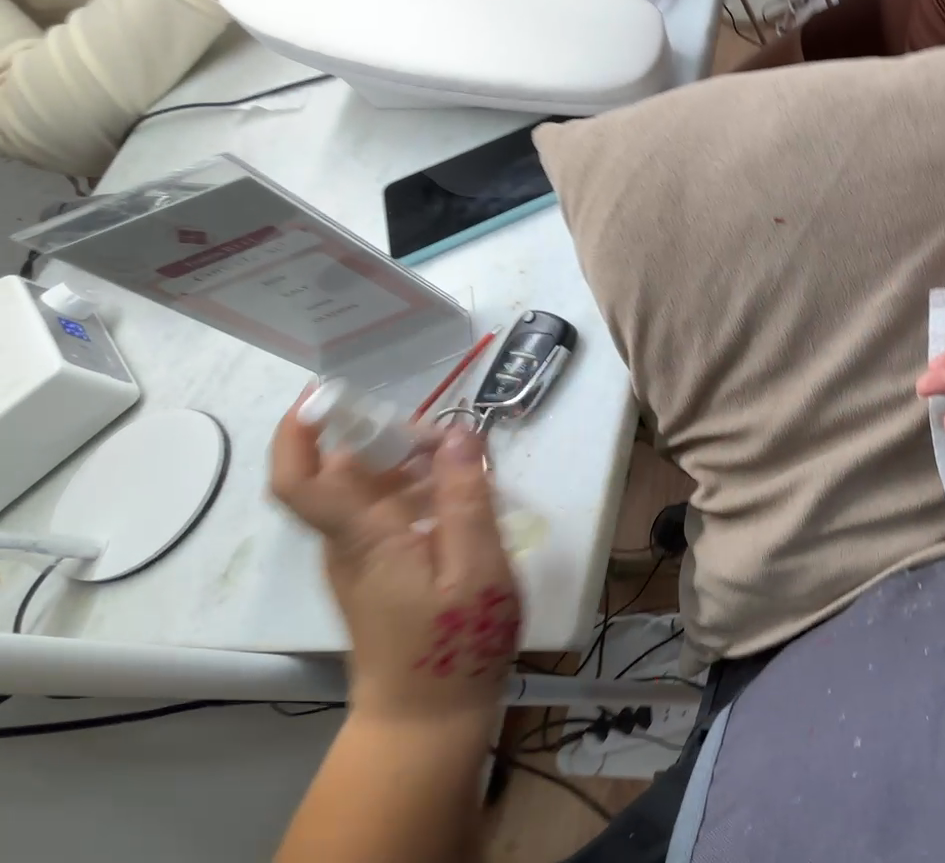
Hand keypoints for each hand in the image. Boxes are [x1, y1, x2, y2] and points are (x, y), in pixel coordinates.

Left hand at [270, 398, 518, 723]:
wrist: (428, 715)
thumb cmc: (456, 642)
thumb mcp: (479, 567)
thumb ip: (467, 499)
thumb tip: (459, 434)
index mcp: (366, 539)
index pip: (303, 480)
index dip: (300, 432)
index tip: (326, 394)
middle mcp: (349, 547)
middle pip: (341, 478)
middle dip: (385, 440)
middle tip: (447, 434)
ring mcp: (360, 565)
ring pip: (365, 498)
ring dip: (407, 467)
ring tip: (466, 464)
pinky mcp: (377, 579)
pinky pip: (384, 520)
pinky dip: (416, 496)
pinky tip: (460, 504)